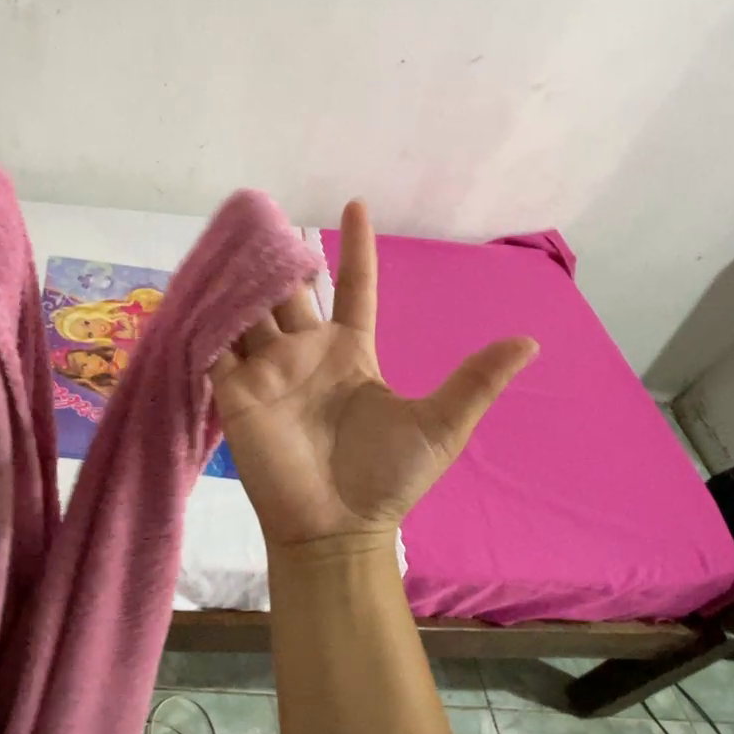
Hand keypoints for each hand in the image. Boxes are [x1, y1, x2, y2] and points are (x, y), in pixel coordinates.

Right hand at [210, 201, 536, 546]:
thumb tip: (531, 342)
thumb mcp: (440, 427)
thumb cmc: (386, 480)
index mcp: (352, 352)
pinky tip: (203, 287)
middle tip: (265, 216)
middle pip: (289, 293)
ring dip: (241, 279)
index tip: (356, 203)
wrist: (336, 530)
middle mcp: (306, 353)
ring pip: (249, 312)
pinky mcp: (236, 394)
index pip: (354, 287)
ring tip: (232, 239)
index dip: (355, 248)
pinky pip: (217, 348)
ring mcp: (268, 372)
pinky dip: (209, 320)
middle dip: (279, 256)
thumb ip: (474, 381)